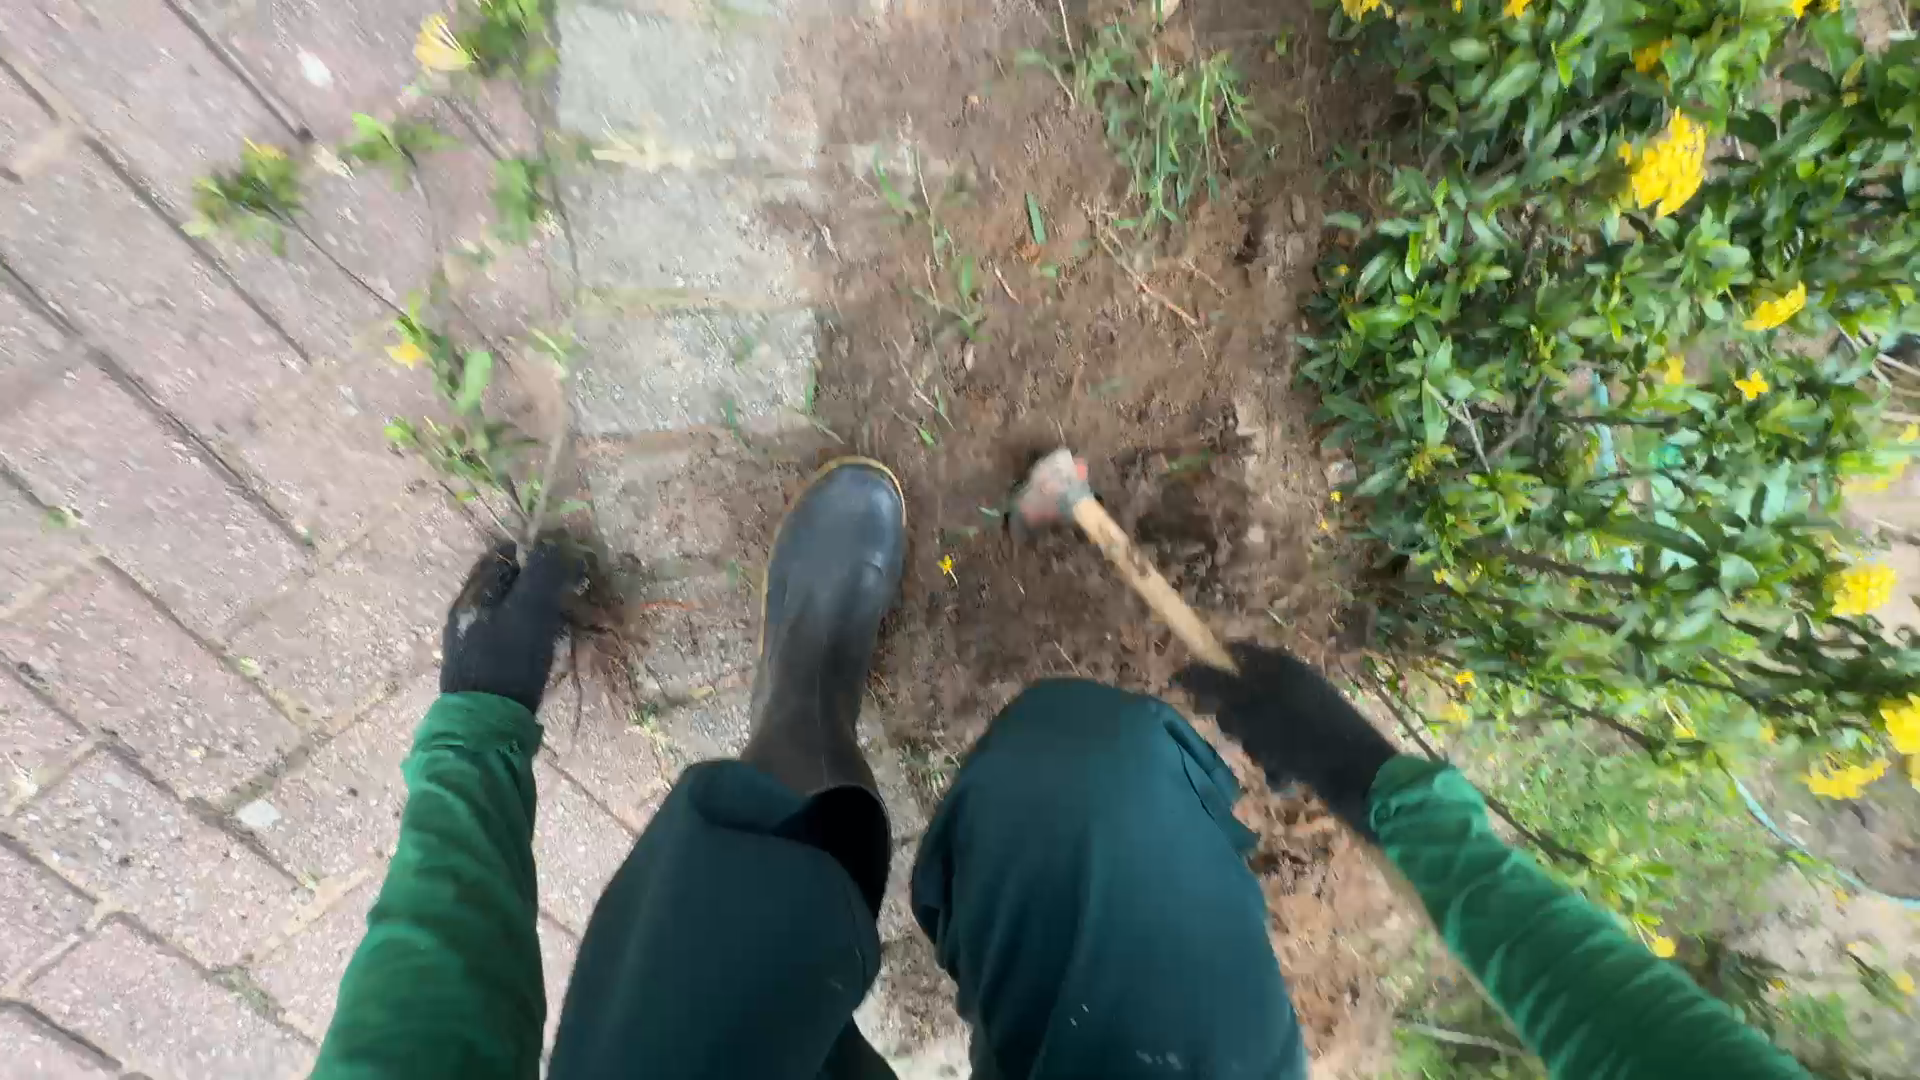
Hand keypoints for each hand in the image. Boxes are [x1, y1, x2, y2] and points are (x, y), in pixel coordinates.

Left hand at [441, 540, 577, 712]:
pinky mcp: (489, 657)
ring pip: (516, 604)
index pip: (504, 554)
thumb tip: (555, 544)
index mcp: (474, 594)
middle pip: (511, 579)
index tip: (567, 559)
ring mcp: (477, 635)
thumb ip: (542, 574)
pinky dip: (538, 624)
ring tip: (570, 612)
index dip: (537, 552)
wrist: (488, 721)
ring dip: (544, 602)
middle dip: (545, 578)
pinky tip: (554, 636)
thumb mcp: (529, 611)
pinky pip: (516, 627)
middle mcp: (470, 609)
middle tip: (574, 587)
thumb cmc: (509, 660)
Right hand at [1174, 643, 1397, 836]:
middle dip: (1234, 719)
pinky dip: (1276, 762)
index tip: (1195, 697)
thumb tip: (1178, 671)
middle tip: (1239, 733)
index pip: (1231, 654)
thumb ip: (1211, 686)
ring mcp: (1302, 713)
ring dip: (1255, 746)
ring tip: (1270, 761)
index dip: (1208, 671)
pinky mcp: (1311, 741)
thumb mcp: (1249, 708)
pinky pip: (1277, 746)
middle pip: (1239, 693)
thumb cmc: (1302, 736)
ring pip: (1255, 724)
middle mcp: (1289, 683)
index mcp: (1278, 664)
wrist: (1363, 780)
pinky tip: (1285, 777)